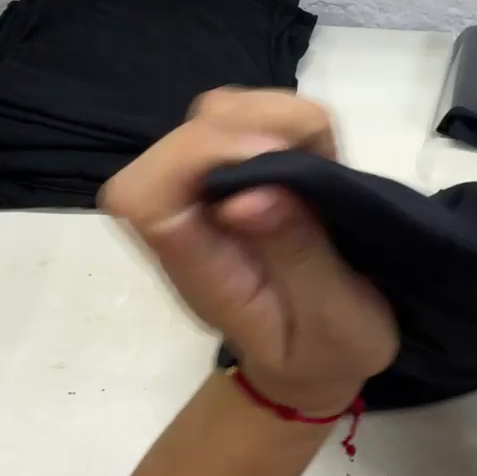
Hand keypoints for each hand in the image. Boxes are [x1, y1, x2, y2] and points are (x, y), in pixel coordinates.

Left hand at [101, 88, 397, 416]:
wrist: (321, 359)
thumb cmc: (328, 354)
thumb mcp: (332, 324)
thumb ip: (296, 260)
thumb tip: (249, 196)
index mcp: (199, 269)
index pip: (144, 196)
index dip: (195, 157)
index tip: (272, 159)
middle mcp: (194, 223)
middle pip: (181, 141)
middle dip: (249, 128)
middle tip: (318, 155)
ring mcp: (216, 195)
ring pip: (214, 116)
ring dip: (273, 117)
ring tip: (325, 153)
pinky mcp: (245, 175)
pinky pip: (249, 117)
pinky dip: (288, 118)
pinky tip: (322, 152)